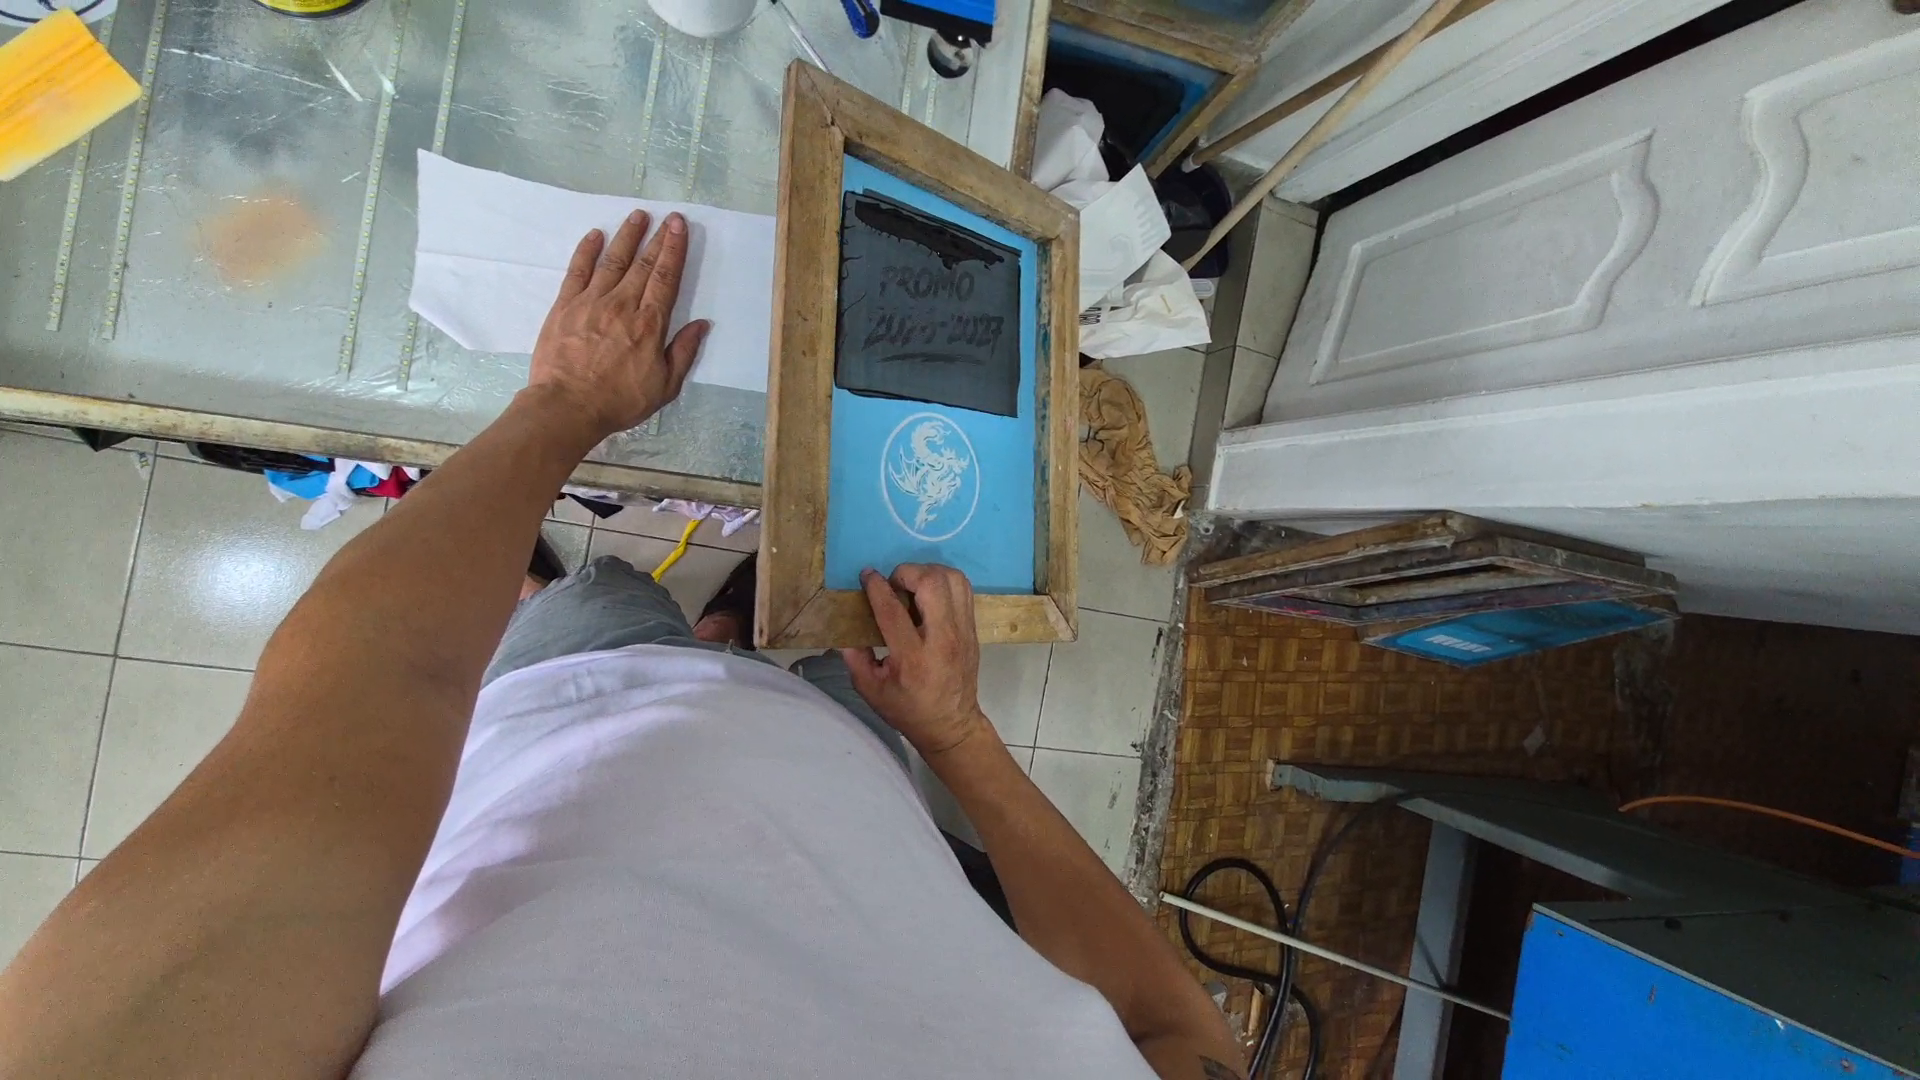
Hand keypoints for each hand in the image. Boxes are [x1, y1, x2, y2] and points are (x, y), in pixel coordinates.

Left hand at [527, 210, 709, 440]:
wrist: (568, 406)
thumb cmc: (621, 400)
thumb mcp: (665, 386)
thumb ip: (684, 352)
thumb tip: (701, 324)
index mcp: (649, 325)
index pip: (666, 279)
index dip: (674, 250)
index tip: (680, 227)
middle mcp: (622, 305)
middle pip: (643, 265)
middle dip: (658, 238)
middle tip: (668, 217)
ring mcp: (591, 302)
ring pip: (613, 261)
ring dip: (627, 236)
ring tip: (638, 216)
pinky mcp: (565, 306)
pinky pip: (577, 270)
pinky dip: (587, 250)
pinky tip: (596, 235)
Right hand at [842, 564, 991, 756]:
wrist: (951, 725)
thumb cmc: (908, 709)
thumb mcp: (871, 691)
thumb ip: (855, 658)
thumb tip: (846, 629)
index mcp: (913, 658)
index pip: (893, 610)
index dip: (877, 587)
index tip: (867, 575)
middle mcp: (943, 639)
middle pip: (932, 584)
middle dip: (907, 572)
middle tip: (893, 584)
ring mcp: (963, 631)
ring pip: (953, 580)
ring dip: (929, 573)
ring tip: (912, 585)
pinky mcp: (972, 629)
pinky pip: (963, 590)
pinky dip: (945, 581)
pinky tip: (929, 592)